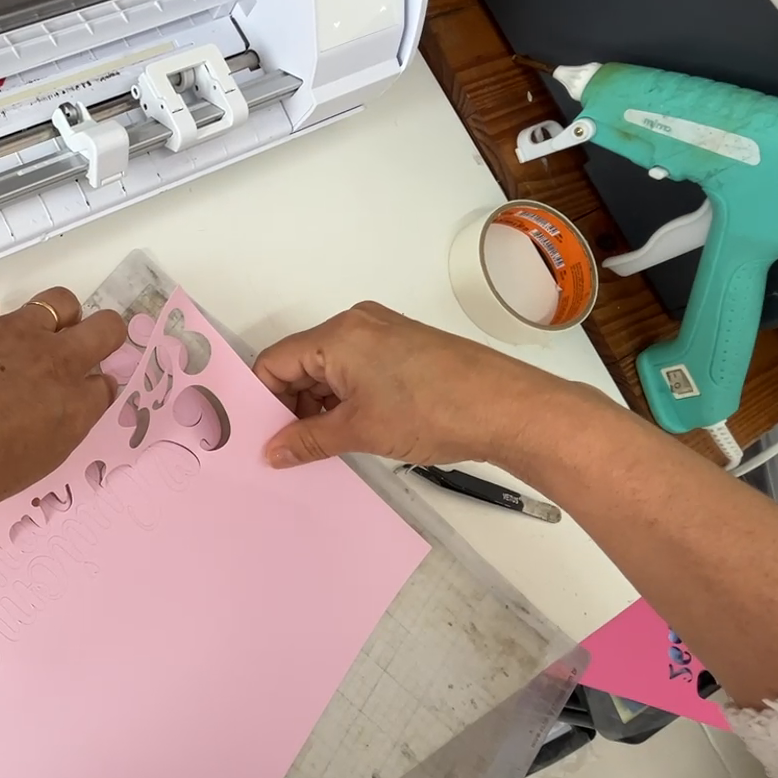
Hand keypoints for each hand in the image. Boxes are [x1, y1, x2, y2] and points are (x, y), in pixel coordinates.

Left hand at [0, 287, 125, 519]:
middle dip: (103, 333)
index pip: (106, 385)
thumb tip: (49, 416)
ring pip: (58, 301)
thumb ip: (51, 432)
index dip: (95, 388)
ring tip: (31, 336)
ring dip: (54, 315)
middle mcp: (54, 362)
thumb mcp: (29, 467)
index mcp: (73, 408)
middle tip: (82, 347)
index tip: (82, 394)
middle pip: (106, 328)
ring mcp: (13, 333)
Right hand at [253, 302, 577, 467]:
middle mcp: (356, 324)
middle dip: (292, 404)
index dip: (264, 401)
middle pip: (299, 363)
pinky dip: (345, 396)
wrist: (512, 410)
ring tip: (328, 440)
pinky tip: (355, 426)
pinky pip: (354, 367)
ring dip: (319, 403)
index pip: (274, 363)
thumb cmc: (435, 411)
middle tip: (294, 444)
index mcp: (337, 335)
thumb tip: (272, 452)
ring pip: (327, 367)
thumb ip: (306, 441)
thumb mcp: (359, 431)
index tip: (267, 434)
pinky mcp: (402, 346)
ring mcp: (382, 332)